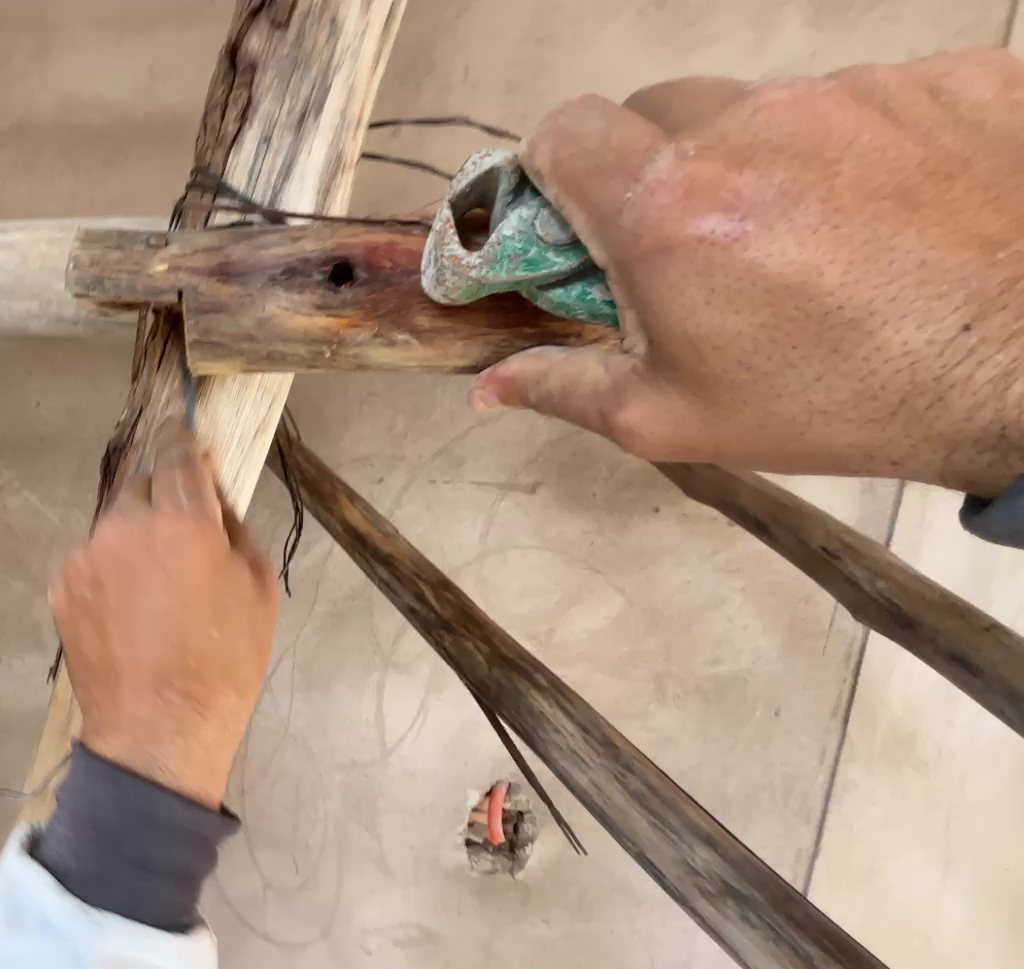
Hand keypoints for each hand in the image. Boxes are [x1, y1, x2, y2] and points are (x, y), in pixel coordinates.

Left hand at [49, 421, 279, 808]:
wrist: (158, 730)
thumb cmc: (224, 663)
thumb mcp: (257, 587)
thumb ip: (232, 524)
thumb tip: (210, 492)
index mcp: (180, 520)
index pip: (176, 453)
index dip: (181, 436)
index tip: (181, 426)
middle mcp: (123, 525)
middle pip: (141, 485)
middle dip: (160, 497)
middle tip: (179, 537)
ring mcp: (83, 555)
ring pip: (113, 524)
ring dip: (133, 537)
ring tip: (152, 586)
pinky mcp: (60, 585)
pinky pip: (91, 558)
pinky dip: (108, 568)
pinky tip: (125, 608)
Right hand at [472, 48, 1023, 496]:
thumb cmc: (826, 399)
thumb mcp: (662, 415)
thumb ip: (557, 388)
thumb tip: (482, 391)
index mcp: (666, 206)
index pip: (566, 128)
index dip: (547, 163)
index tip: (562, 211)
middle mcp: (754, 126)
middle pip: (654, 108)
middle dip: (637, 163)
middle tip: (667, 235)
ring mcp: (864, 91)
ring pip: (757, 106)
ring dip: (741, 158)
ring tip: (788, 234)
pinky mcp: (960, 78)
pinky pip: (858, 98)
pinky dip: (838, 147)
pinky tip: (875, 212)